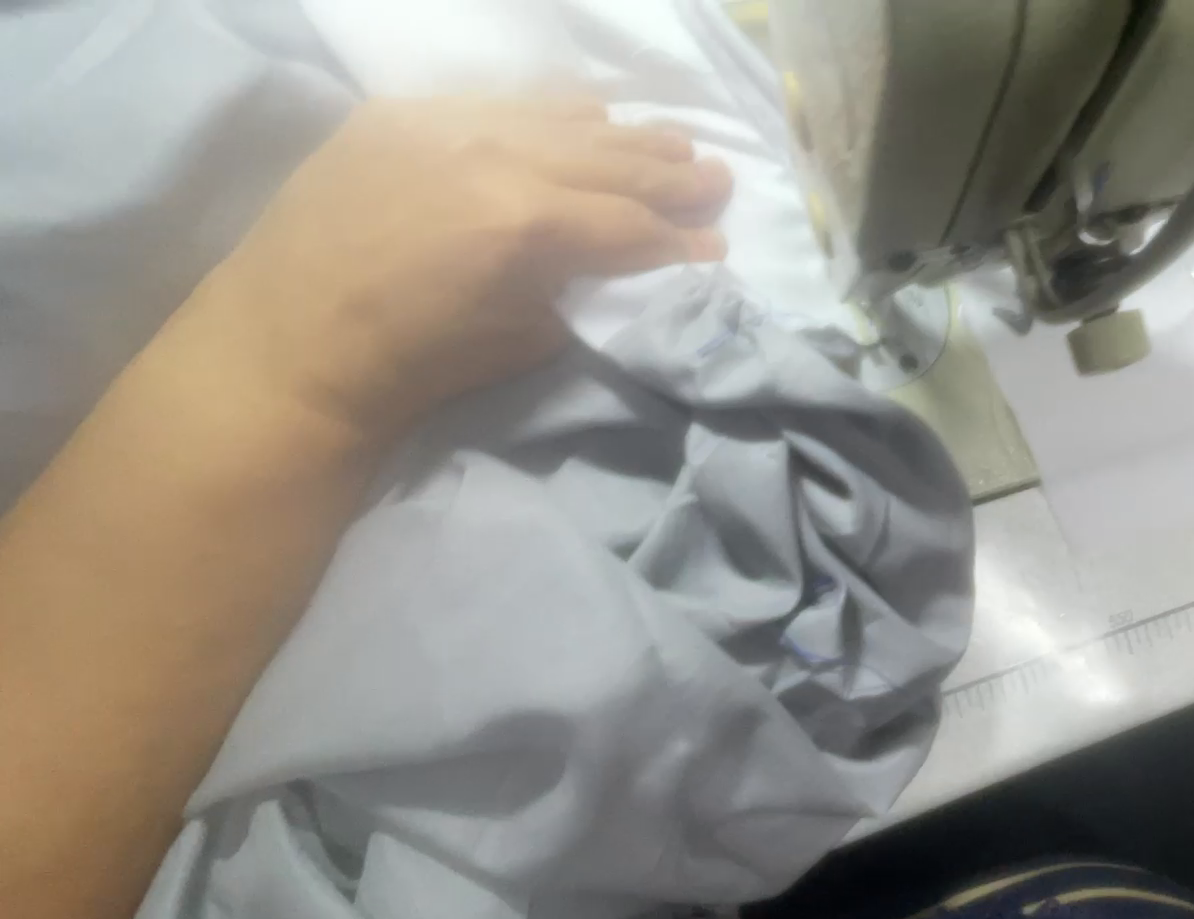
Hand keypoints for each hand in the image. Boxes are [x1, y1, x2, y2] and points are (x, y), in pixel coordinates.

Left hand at [174, 98, 733, 437]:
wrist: (294, 340)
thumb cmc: (424, 362)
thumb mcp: (530, 336)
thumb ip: (587, 286)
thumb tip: (631, 263)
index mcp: (527, 225)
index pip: (629, 224)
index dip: (680, 239)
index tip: (719, 245)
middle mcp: (492, 155)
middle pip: (609, 163)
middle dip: (673, 178)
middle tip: (720, 179)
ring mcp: (443, 123)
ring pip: (564, 123)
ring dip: (628, 137)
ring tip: (679, 142)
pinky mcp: (405, 114)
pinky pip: (505, 101)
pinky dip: (561, 111)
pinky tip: (597, 113)